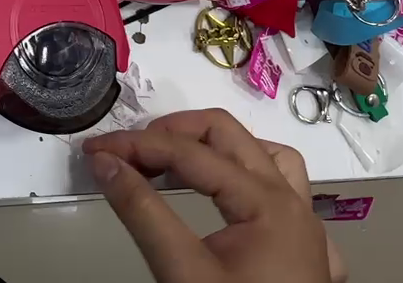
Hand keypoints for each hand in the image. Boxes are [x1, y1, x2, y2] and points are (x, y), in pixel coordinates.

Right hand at [83, 109, 342, 282]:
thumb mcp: (181, 271)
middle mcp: (292, 204)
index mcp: (267, 204)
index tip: (95, 151)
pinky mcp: (307, 254)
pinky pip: (288, 195)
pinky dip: (251, 182)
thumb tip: (103, 162)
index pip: (187, 151)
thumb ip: (141, 209)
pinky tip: (229, 200)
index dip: (135, 145)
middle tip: (130, 151)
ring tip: (177, 161)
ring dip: (217, 147)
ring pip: (266, 155)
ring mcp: (307, 228)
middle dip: (171, 133)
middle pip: (226, 134)